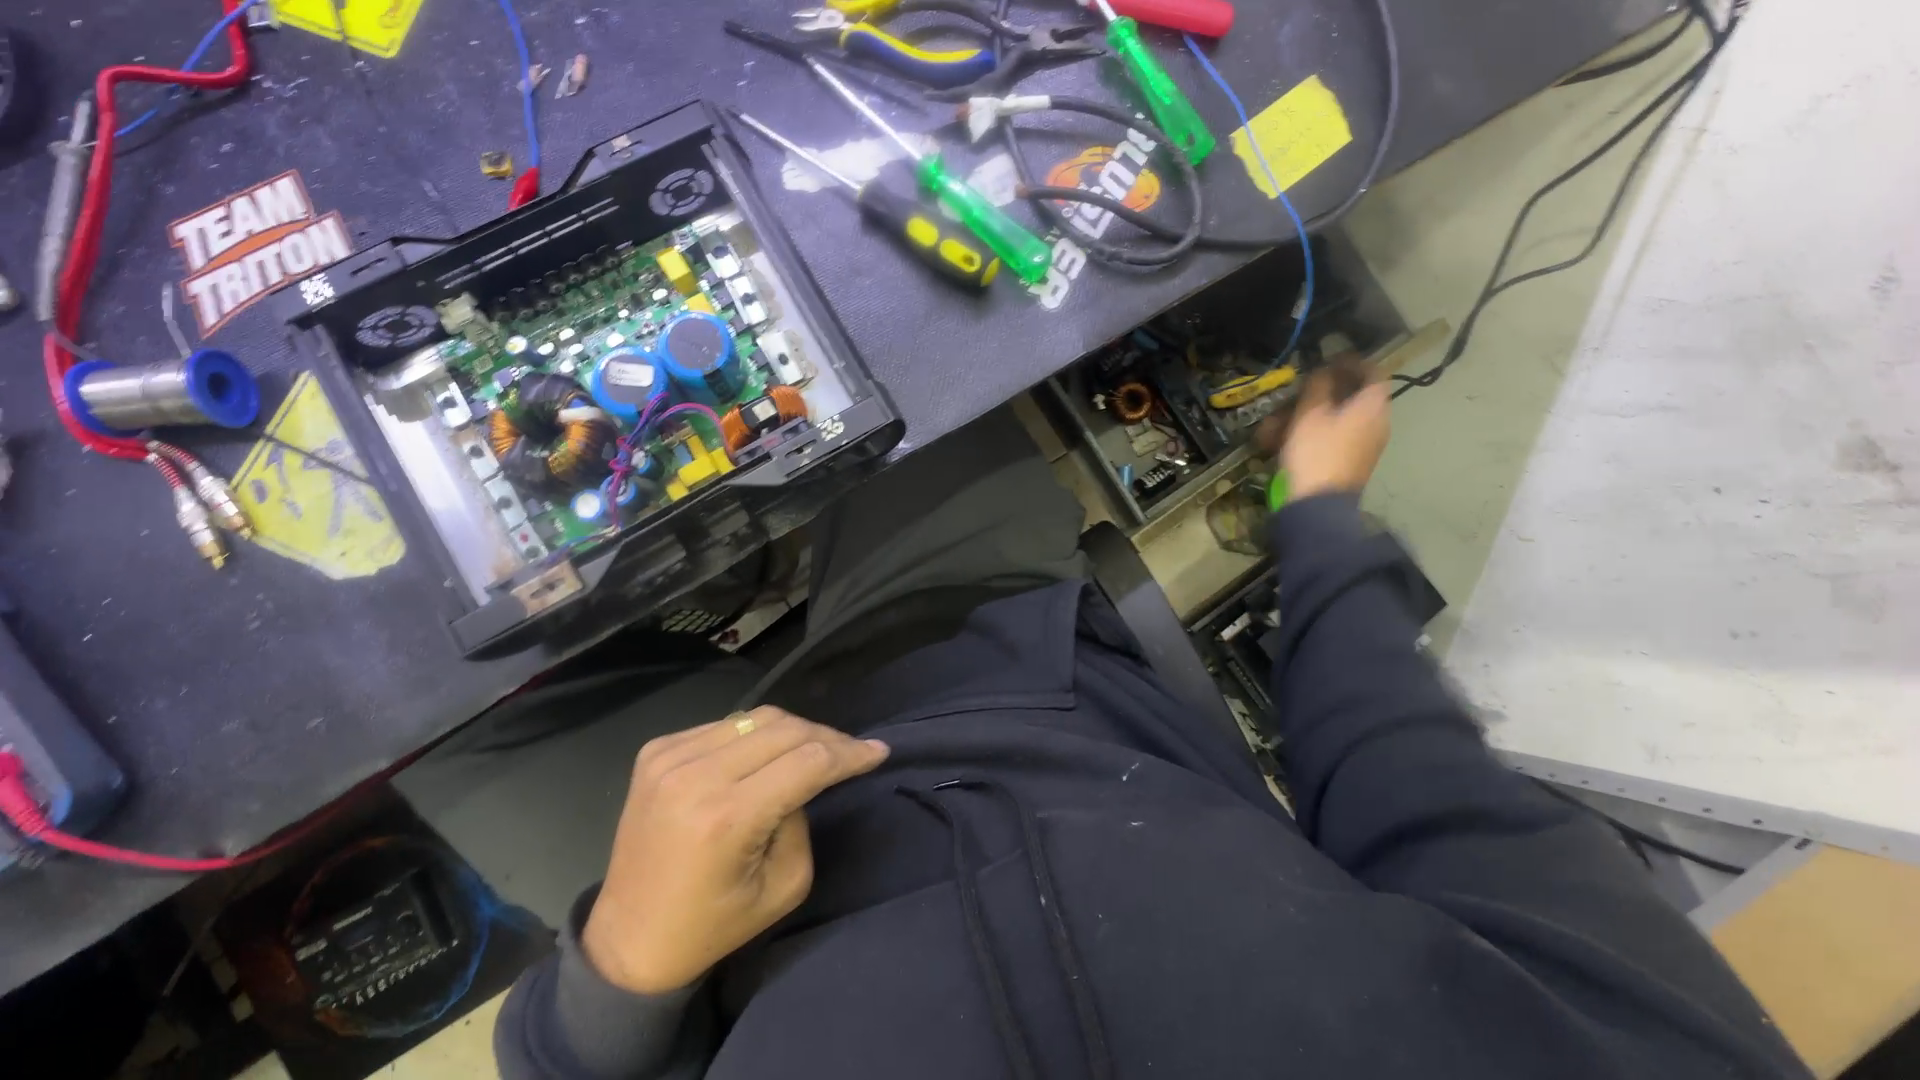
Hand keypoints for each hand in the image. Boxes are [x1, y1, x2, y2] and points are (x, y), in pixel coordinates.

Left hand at [581, 706, 889, 995]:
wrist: (628, 938)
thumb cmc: (711, 926)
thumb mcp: (781, 889)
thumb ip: (801, 824)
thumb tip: (803, 778)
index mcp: (727, 817)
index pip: (808, 761)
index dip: (849, 754)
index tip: (879, 752)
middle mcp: (696, 774)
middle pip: (784, 729)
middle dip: (827, 738)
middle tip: (851, 754)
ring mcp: (669, 757)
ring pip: (754, 718)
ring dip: (793, 731)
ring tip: (814, 751)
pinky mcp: (654, 752)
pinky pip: (723, 726)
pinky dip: (753, 736)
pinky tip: (763, 758)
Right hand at [1273, 368, 1391, 498]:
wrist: (1319, 504)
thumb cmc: (1316, 453)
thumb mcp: (1311, 413)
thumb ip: (1319, 386)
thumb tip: (1325, 370)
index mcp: (1373, 405)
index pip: (1372, 371)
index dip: (1351, 362)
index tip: (1329, 358)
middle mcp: (1377, 422)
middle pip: (1352, 397)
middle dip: (1321, 393)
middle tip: (1298, 391)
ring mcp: (1367, 444)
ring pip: (1338, 419)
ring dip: (1309, 416)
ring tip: (1277, 423)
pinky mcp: (1353, 461)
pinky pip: (1335, 437)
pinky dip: (1313, 434)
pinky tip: (1282, 441)